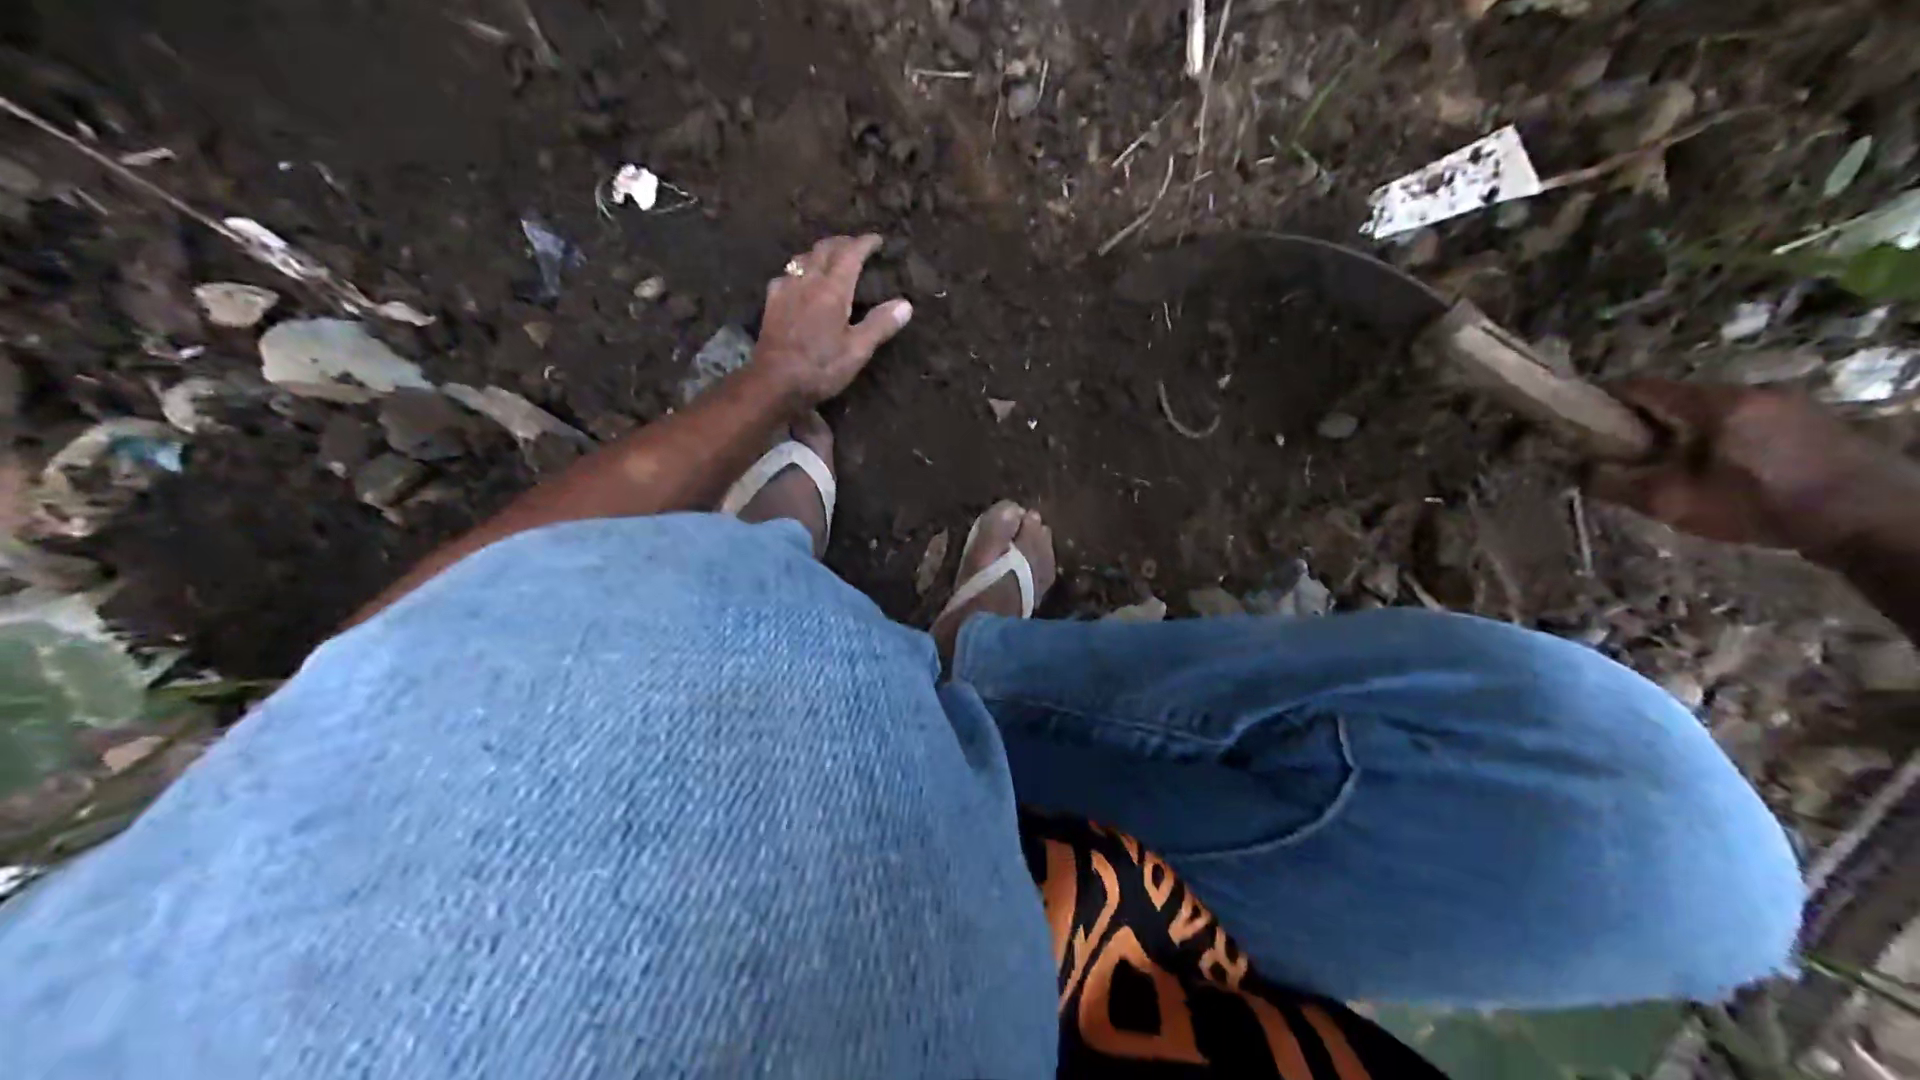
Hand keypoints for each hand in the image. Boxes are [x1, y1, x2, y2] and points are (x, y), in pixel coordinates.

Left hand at [753, 234, 913, 404]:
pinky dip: (799, 270)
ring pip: (803, 258)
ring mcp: (786, 289)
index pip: (851, 254)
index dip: (865, 243)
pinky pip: (786, 275)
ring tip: (830, 258)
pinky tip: (799, 281)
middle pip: (824, 249)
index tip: (877, 240)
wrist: (775, 382)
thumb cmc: (821, 367)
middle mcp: (808, 281)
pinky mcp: (771, 303)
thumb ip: (880, 324)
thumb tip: (905, 304)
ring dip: (819, 252)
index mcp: (833, 289)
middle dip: (842, 242)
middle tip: (856, 245)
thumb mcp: (857, 351)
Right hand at [1588, 380, 1912, 558]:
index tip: (1583, 427)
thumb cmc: (1761, 506)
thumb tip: (1578, 471)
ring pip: (1710, 410)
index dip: (1604, 403)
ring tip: (1672, 469)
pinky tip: (1719, 471)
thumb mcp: (1673, 502)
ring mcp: (1788, 403)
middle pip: (1676, 399)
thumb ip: (1616, 484)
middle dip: (1644, 424)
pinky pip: (1743, 420)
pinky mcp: (1810, 420)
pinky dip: (1716, 439)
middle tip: (1627, 458)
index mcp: (1715, 403)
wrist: (1872, 520)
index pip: (1641, 387)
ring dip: (1683, 433)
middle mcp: (1752, 391)